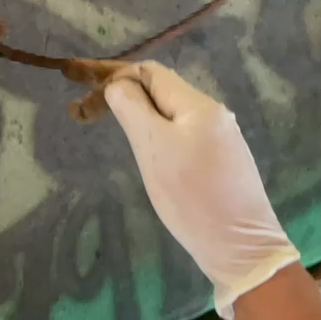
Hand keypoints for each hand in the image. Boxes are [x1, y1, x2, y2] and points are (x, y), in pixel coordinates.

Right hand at [105, 62, 299, 316]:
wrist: (240, 248)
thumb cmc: (192, 196)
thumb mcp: (154, 148)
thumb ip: (133, 108)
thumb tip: (117, 84)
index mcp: (198, 105)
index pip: (150, 71)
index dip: (113, 73)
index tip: (81, 86)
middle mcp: (212, 114)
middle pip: (160, 90)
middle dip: (121, 92)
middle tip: (83, 108)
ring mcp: (218, 138)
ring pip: (169, 113)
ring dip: (136, 112)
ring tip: (106, 124)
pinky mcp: (219, 161)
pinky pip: (180, 133)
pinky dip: (153, 131)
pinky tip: (142, 147)